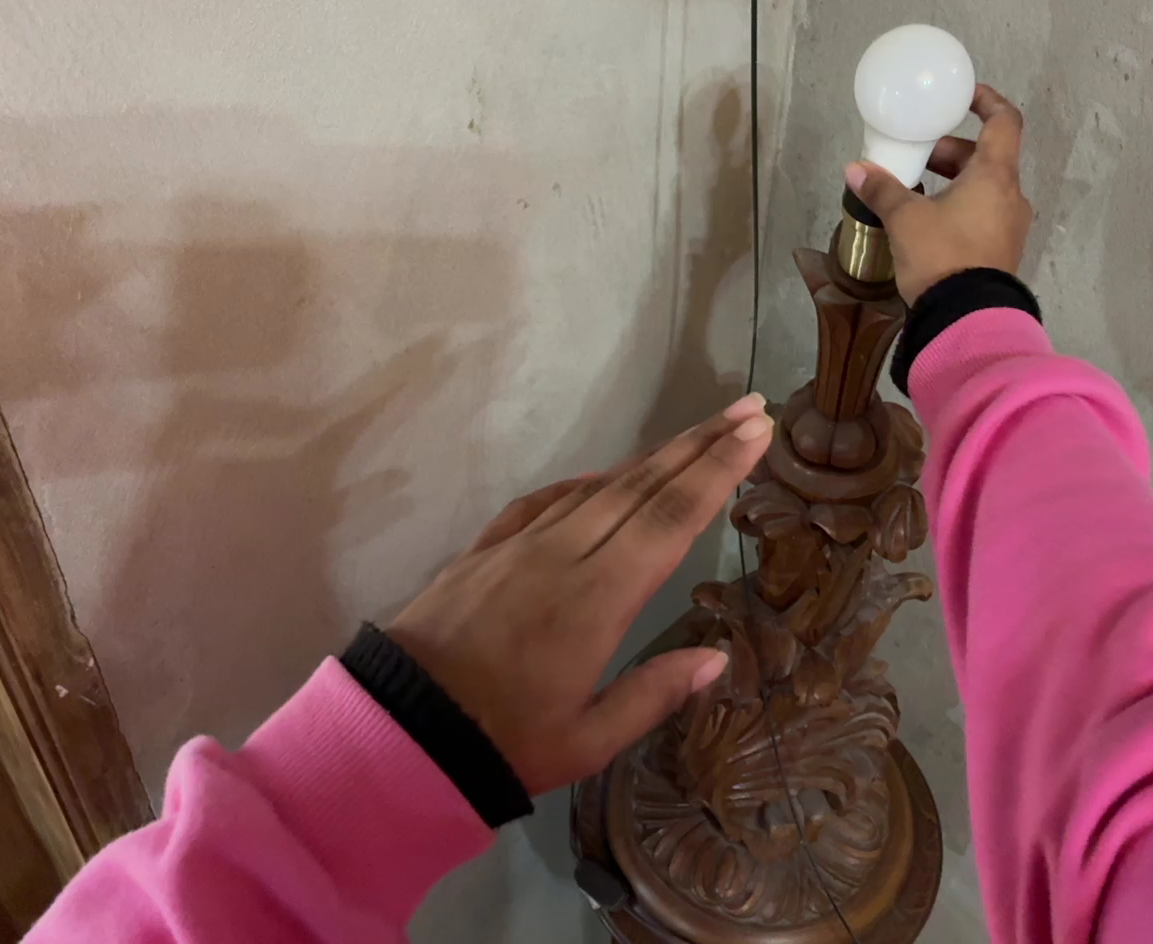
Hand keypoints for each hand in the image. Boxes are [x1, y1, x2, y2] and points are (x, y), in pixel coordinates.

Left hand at [386, 394, 773, 794]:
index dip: (717, 471)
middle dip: (700, 444)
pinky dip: (585, 483)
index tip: (754, 433)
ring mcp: (522, 543)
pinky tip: (603, 478)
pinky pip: (547, 500)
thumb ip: (655, 693)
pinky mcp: (487, 546)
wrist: (398, 728)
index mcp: (599, 598)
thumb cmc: (502, 742)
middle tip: (746, 410)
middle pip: (644, 486)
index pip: (672, 519)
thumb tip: (719, 657)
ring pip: (600, 486)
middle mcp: (566, 554)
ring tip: (695, 437)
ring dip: (653, 458)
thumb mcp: (588, 740)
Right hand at [844, 83, 1031, 304]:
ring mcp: (1010, 226)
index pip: (1003, 121)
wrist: (966, 316)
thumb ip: (882, 190)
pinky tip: (930, 224)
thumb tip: (854, 169)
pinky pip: (983, 216)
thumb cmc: (941, 254)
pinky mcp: (1001, 253)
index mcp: (995, 175)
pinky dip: (960, 209)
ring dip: (954, 183)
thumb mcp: (904, 219)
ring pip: (985, 190)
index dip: (986, 102)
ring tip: (917, 193)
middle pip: (987, 158)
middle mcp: (1011, 195)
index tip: (963, 97)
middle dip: (952, 153)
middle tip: (919, 158)